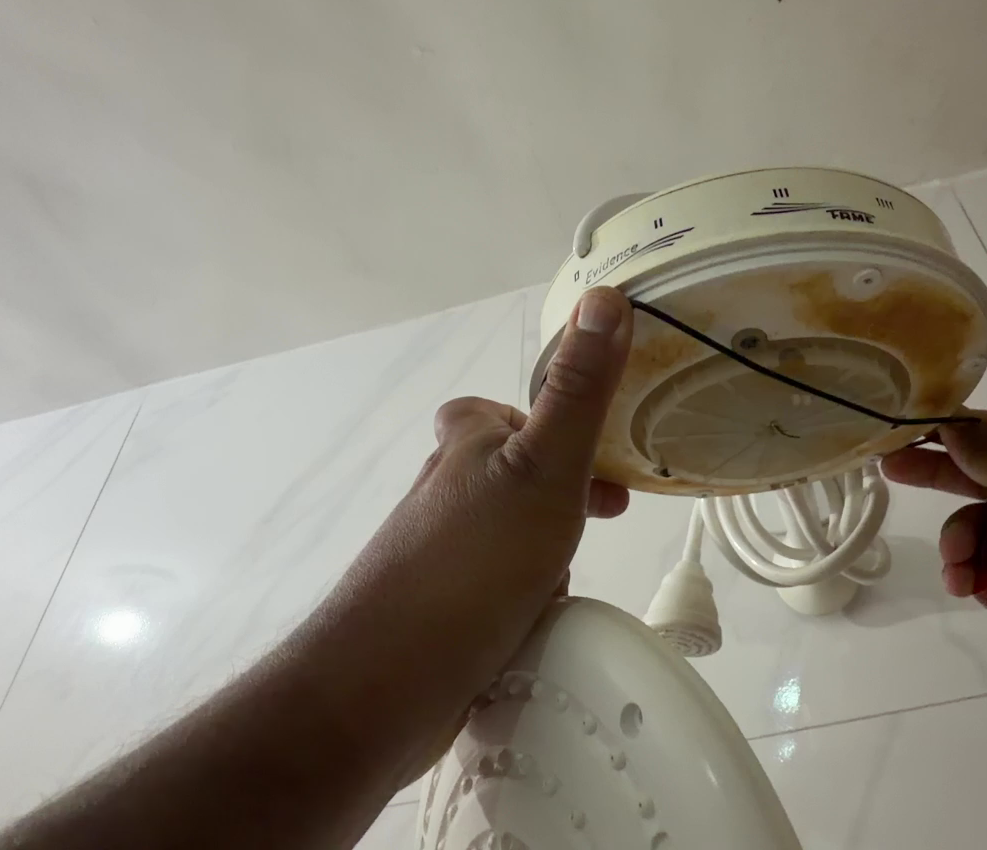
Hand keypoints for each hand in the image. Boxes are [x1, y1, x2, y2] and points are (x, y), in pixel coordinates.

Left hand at [304, 287, 633, 785]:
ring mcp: (434, 558)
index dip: (534, 418)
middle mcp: (442, 495)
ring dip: (542, 542)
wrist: (382, 691)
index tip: (586, 449)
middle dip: (554, 488)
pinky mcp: (434, 612)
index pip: (486, 410)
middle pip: (499, 472)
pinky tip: (541, 620)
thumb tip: (604, 295)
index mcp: (464, 449)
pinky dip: (521, 591)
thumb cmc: (473, 563)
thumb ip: (578, 390)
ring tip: (576, 572)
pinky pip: (492, 585)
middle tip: (604, 514)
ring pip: (500, 532)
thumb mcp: (543, 467)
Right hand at [882, 411, 986, 718]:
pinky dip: (972, 572)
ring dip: (961, 541)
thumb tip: (953, 426)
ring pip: (980, 523)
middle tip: (891, 466)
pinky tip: (967, 586)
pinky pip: (985, 563)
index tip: (919, 423)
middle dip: (944, 475)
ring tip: (957, 563)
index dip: (969, 427)